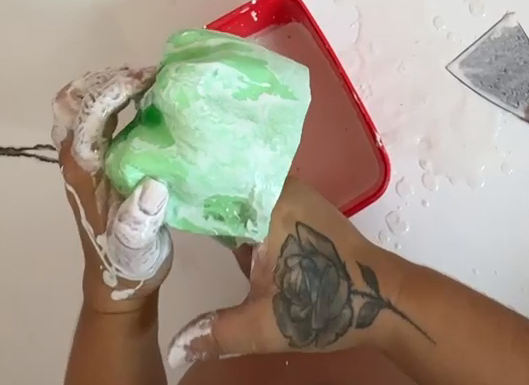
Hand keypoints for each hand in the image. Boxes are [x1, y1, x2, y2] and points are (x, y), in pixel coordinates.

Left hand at [52, 67, 171, 310]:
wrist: (117, 285)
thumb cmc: (127, 263)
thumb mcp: (137, 243)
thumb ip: (141, 217)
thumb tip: (153, 186)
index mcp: (83, 169)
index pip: (90, 113)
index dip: (116, 89)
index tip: (150, 79)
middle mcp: (77, 156)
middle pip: (77, 100)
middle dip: (110, 80)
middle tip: (149, 77)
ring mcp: (84, 156)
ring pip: (84, 104)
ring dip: (112, 86)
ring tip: (150, 82)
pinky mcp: (96, 159)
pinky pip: (98, 115)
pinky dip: (118, 99)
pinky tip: (147, 99)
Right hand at [165, 178, 428, 371]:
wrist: (382, 297)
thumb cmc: (326, 303)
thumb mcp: (266, 326)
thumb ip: (216, 334)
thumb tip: (173, 350)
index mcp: (265, 200)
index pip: (212, 183)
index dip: (179, 188)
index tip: (146, 191)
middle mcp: (277, 184)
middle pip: (225, 180)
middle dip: (193, 190)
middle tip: (153, 198)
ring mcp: (291, 191)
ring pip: (241, 188)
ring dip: (215, 200)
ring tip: (176, 204)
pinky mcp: (299, 203)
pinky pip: (256, 196)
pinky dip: (236, 209)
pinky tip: (215, 224)